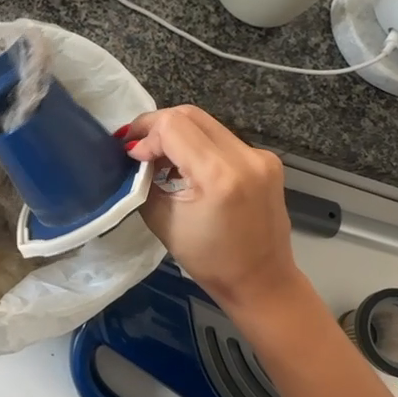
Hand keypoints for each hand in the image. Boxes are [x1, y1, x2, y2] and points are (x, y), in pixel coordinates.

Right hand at [122, 106, 305, 314]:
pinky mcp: (266, 160)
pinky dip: (197, 145)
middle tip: (136, 148)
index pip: (172, 126)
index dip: (145, 135)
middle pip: (189, 115)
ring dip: (176, 135)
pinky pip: (222, 138)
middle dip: (156, 127)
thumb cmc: (209, 260)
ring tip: (158, 159)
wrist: (262, 281)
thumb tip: (136, 155)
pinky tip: (185, 167)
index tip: (131, 157)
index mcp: (219, 175)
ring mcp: (260, 156)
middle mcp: (245, 157)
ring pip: (206, 124)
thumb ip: (146, 181)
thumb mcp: (162, 219)